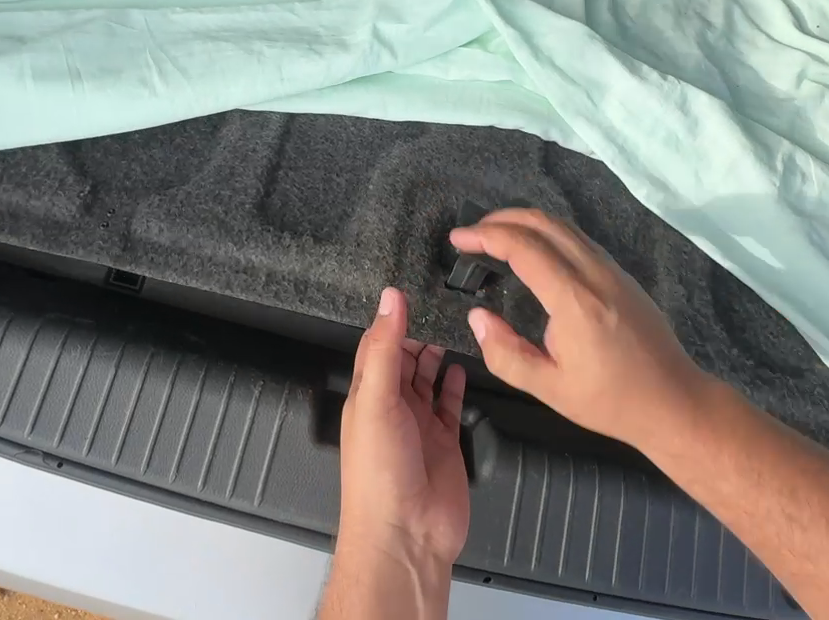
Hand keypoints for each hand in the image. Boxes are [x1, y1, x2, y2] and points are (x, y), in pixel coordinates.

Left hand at [336, 287, 469, 568]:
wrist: (407, 535)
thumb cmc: (379, 473)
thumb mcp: (376, 399)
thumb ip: (384, 347)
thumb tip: (390, 298)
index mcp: (367, 395)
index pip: (375, 346)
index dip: (390, 320)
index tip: (407, 292)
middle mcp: (392, 407)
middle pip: (403, 359)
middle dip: (417, 333)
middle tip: (439, 305)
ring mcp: (419, 425)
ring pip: (426, 378)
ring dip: (435, 355)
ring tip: (452, 326)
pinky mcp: (445, 441)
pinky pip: (448, 404)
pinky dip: (454, 384)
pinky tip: (461, 365)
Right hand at [453, 208, 714, 455]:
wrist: (675, 402)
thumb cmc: (610, 402)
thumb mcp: (549, 388)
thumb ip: (505, 354)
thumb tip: (477, 316)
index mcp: (575, 301)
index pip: (524, 247)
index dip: (486, 236)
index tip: (458, 239)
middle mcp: (594, 274)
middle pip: (543, 223)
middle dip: (501, 219)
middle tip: (471, 232)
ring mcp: (612, 270)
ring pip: (563, 226)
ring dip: (524, 222)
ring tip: (495, 235)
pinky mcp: (621, 274)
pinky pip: (578, 238)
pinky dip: (546, 232)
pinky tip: (533, 249)